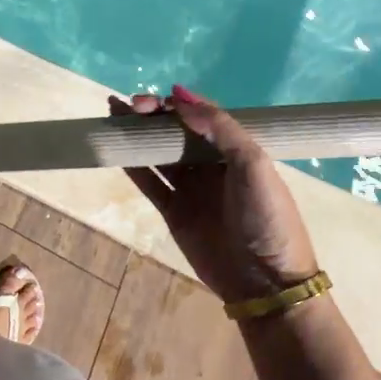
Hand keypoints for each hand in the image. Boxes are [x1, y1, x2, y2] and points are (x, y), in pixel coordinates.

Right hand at [110, 86, 317, 303]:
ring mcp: (190, 188)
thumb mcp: (254, 165)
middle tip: (132, 105)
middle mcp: (210, 165)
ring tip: (113, 112)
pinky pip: (149, 181)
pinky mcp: (173, 211)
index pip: (201, 117)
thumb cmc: (267, 218)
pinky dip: (132, 164)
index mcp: (235, 151)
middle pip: (175, 131)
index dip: (179, 104)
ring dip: (137, 132)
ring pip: (158, 152)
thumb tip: (179, 96)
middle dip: (153, 114)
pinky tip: (116, 148)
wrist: (266, 283)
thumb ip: (219, 128)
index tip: (159, 100)